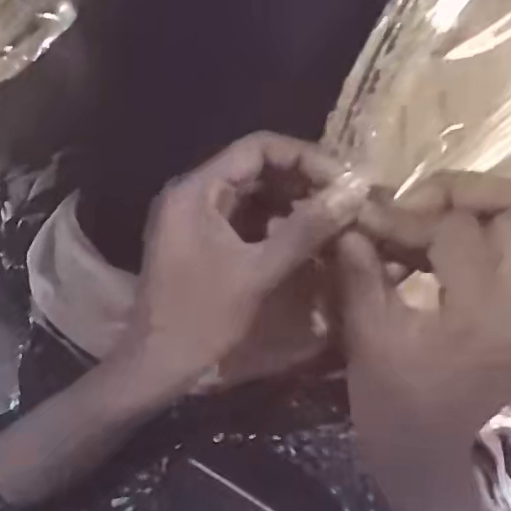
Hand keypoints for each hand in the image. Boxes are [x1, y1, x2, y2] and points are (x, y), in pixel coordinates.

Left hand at [117, 133, 363, 394]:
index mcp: (195, 191)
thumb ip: (306, 229)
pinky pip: (241, 220)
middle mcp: (190, 195)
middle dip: (301, 182)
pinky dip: (272, 225)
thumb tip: (354, 190)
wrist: (155, 362)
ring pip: (250, 195)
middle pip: (254, 169)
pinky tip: (305, 239)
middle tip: (346, 200)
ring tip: (333, 219)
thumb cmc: (201, 317)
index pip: (258, 148)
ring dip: (290, 204)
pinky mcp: (197, 241)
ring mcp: (191, 219)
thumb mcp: (258, 272)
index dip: (306, 158)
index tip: (344, 181)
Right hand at [333, 171, 510, 443]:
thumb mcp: (367, 334)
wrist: (429, 453)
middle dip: (461, 192)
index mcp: (489, 317)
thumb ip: (362, 269)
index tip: (366, 218)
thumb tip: (355, 219)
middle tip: (411, 205)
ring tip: (422, 224)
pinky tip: (440, 250)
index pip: (457, 230)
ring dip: (475, 210)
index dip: (404, 216)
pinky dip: (485, 235)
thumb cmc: (390, 401)